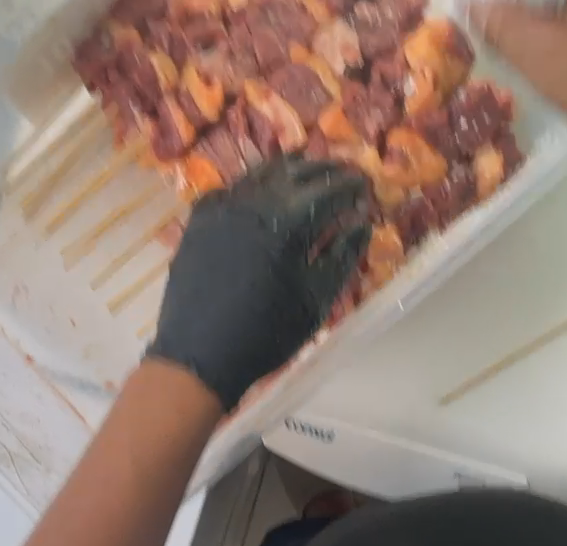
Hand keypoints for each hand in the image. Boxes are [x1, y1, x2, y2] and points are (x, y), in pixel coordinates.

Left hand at [147, 156, 370, 412]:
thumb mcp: (316, 300)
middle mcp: (254, 199)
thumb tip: (362, 223)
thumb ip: (343, 256)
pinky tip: (266, 195)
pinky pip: (235, 189)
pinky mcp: (199, 218)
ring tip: (309, 173)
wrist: (201, 355)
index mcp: (288, 219)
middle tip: (344, 175)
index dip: (353, 186)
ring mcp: (222, 204)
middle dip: (325, 170)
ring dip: (291, 170)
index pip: (331, 188)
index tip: (367, 187)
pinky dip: (258, 185)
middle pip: (298, 170)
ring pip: (263, 172)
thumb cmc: (267, 334)